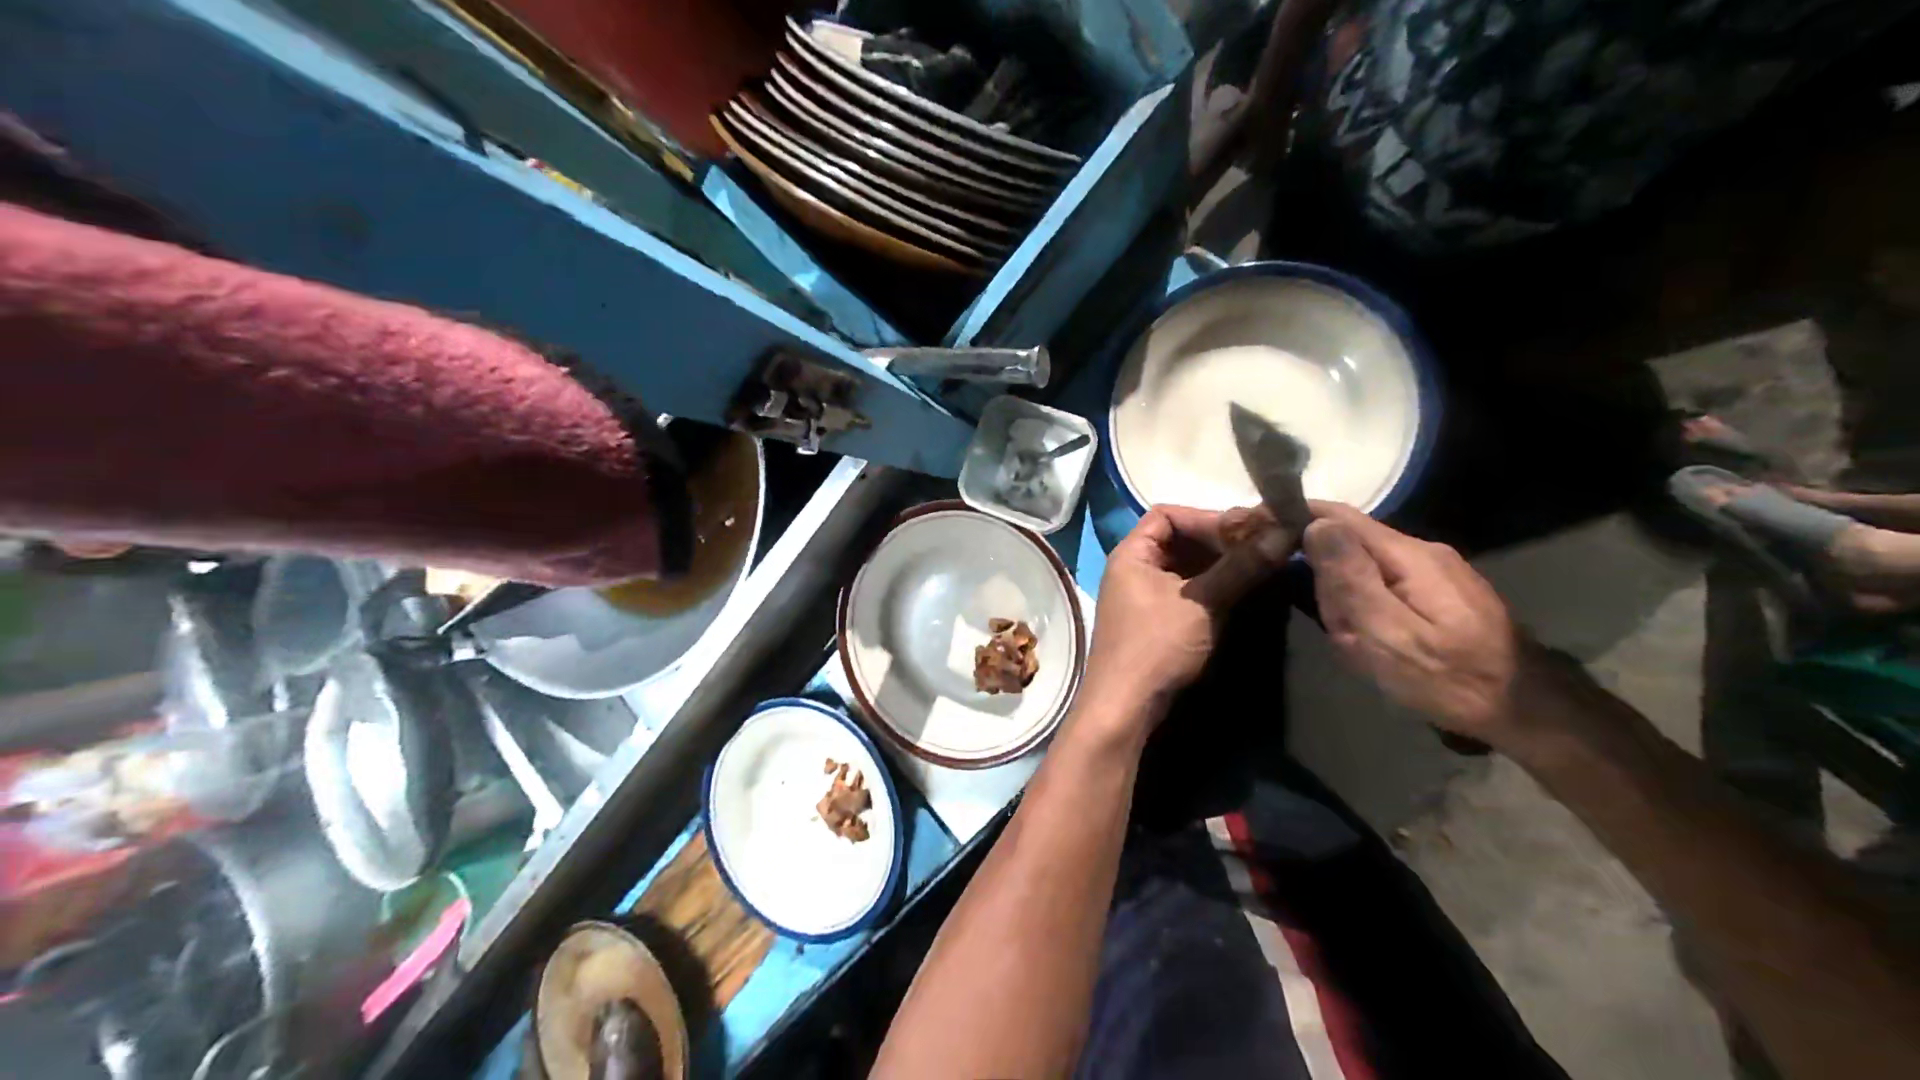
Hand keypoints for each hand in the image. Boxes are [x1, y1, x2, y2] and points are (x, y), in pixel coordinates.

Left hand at [1079, 505, 1293, 732]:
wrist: (1126, 706)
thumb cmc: (1156, 646)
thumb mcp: (1202, 603)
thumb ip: (1242, 566)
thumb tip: (1286, 531)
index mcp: (1132, 553)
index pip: (1166, 514)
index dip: (1205, 517)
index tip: (1245, 529)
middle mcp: (1134, 568)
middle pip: (1179, 539)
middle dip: (1220, 540)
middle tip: (1264, 546)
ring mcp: (1144, 595)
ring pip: (1186, 566)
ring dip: (1221, 564)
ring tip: (1261, 566)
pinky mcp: (1156, 619)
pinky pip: (1187, 589)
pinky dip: (1213, 586)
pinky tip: (1243, 590)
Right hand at [1301, 502, 1552, 746]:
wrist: (1527, 711)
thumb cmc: (1451, 678)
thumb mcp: (1389, 634)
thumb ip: (1351, 579)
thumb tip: (1316, 525)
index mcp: (1408, 556)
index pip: (1339, 516)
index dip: (1295, 515)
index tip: (1255, 525)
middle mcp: (1421, 552)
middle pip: (1348, 545)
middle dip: (1329, 584)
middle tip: (1342, 632)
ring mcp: (1433, 572)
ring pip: (1363, 569)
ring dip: (1349, 605)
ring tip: (1363, 648)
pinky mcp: (1437, 592)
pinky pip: (1383, 587)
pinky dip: (1366, 612)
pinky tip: (1378, 645)